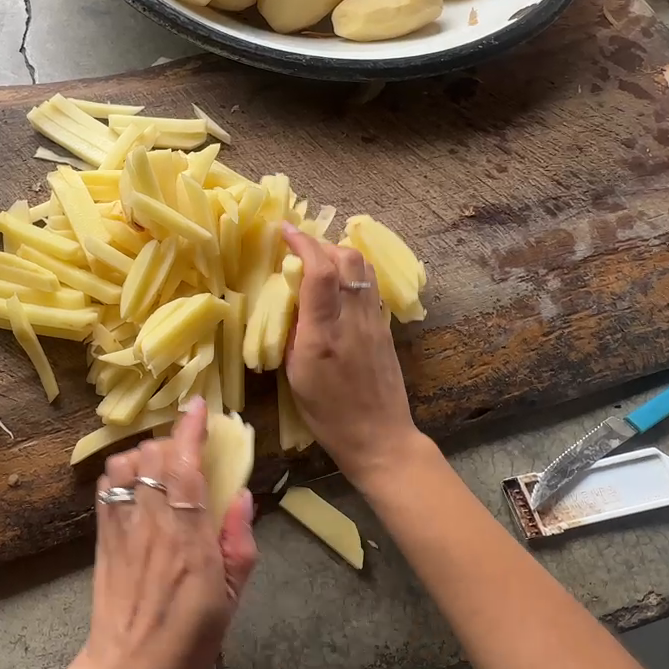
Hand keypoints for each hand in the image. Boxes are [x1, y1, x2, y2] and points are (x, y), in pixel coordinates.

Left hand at [41, 399, 258, 668]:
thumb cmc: (187, 640)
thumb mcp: (231, 599)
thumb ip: (239, 543)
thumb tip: (241, 494)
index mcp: (188, 538)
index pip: (186, 465)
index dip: (191, 429)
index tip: (200, 405)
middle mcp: (151, 521)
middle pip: (154, 455)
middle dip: (174, 441)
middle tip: (192, 451)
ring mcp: (121, 525)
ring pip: (126, 462)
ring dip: (147, 453)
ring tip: (164, 466)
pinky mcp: (101, 533)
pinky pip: (107, 484)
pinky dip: (122, 470)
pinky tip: (136, 482)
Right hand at [280, 224, 426, 486]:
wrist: (379, 438)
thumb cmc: (327, 412)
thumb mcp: (295, 373)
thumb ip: (293, 330)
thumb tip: (289, 296)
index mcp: (325, 332)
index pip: (319, 271)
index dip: (302, 243)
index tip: (283, 229)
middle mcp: (354, 319)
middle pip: (347, 259)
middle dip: (320, 243)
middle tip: (297, 247)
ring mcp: (374, 322)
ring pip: (363, 268)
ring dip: (338, 254)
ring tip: (317, 260)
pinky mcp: (385, 329)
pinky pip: (370, 286)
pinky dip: (351, 273)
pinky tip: (338, 284)